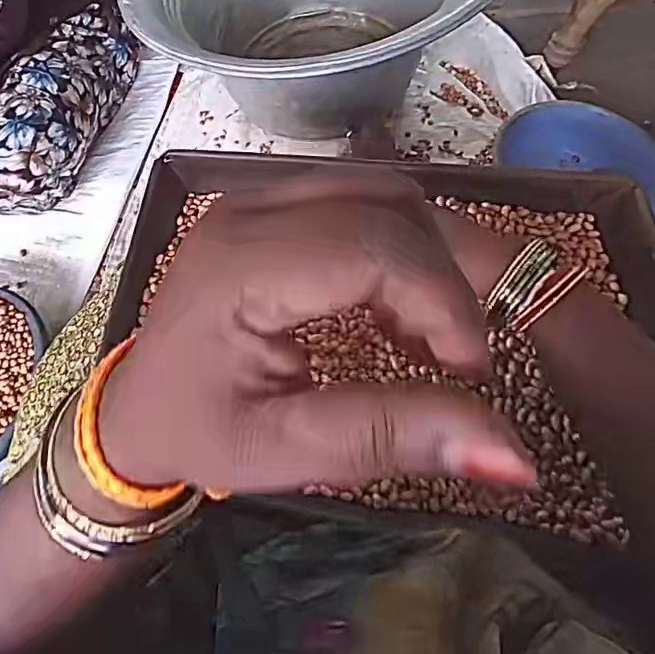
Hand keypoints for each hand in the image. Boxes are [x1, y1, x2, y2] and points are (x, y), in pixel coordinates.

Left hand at [97, 174, 536, 495]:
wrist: (136, 404)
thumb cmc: (196, 431)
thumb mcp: (284, 450)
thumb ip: (392, 440)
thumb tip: (518, 462)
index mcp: (240, 266)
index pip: (373, 247)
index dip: (442, 301)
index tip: (470, 369)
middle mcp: (247, 211)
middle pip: (385, 206)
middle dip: (443, 279)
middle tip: (456, 357)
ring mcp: (254, 198)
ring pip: (379, 190)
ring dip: (426, 254)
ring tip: (428, 333)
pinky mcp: (266, 205)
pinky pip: (356, 198)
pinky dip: (398, 243)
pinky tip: (396, 306)